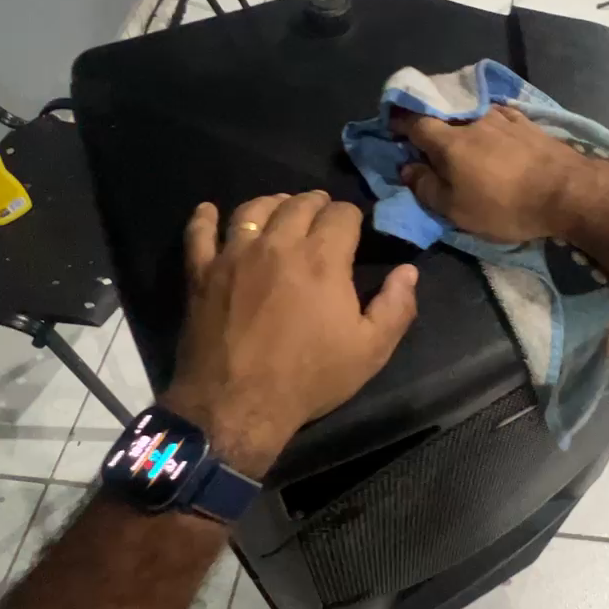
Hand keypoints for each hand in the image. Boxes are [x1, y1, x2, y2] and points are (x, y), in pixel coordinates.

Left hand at [161, 192, 418, 474]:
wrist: (236, 406)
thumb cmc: (309, 377)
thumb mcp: (371, 350)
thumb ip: (396, 306)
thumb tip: (408, 271)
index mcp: (322, 259)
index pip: (341, 213)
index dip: (353, 216)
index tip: (356, 230)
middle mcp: (278, 245)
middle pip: (298, 204)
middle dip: (317, 204)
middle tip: (324, 216)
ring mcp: (234, 256)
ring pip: (253, 209)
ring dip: (272, 203)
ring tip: (281, 209)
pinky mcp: (201, 274)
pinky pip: (199, 234)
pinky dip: (205, 218)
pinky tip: (209, 212)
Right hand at [393, 105, 605, 242]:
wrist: (566, 191)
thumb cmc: (505, 206)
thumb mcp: (457, 210)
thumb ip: (427, 187)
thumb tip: (407, 168)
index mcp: (449, 140)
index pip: (415, 123)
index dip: (399, 124)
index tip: (391, 128)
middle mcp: (473, 120)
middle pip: (443, 115)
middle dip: (429, 122)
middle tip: (424, 136)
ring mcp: (503, 118)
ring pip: (471, 114)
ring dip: (460, 122)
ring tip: (459, 135)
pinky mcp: (527, 123)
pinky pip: (498, 117)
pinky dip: (487, 123)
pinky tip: (492, 129)